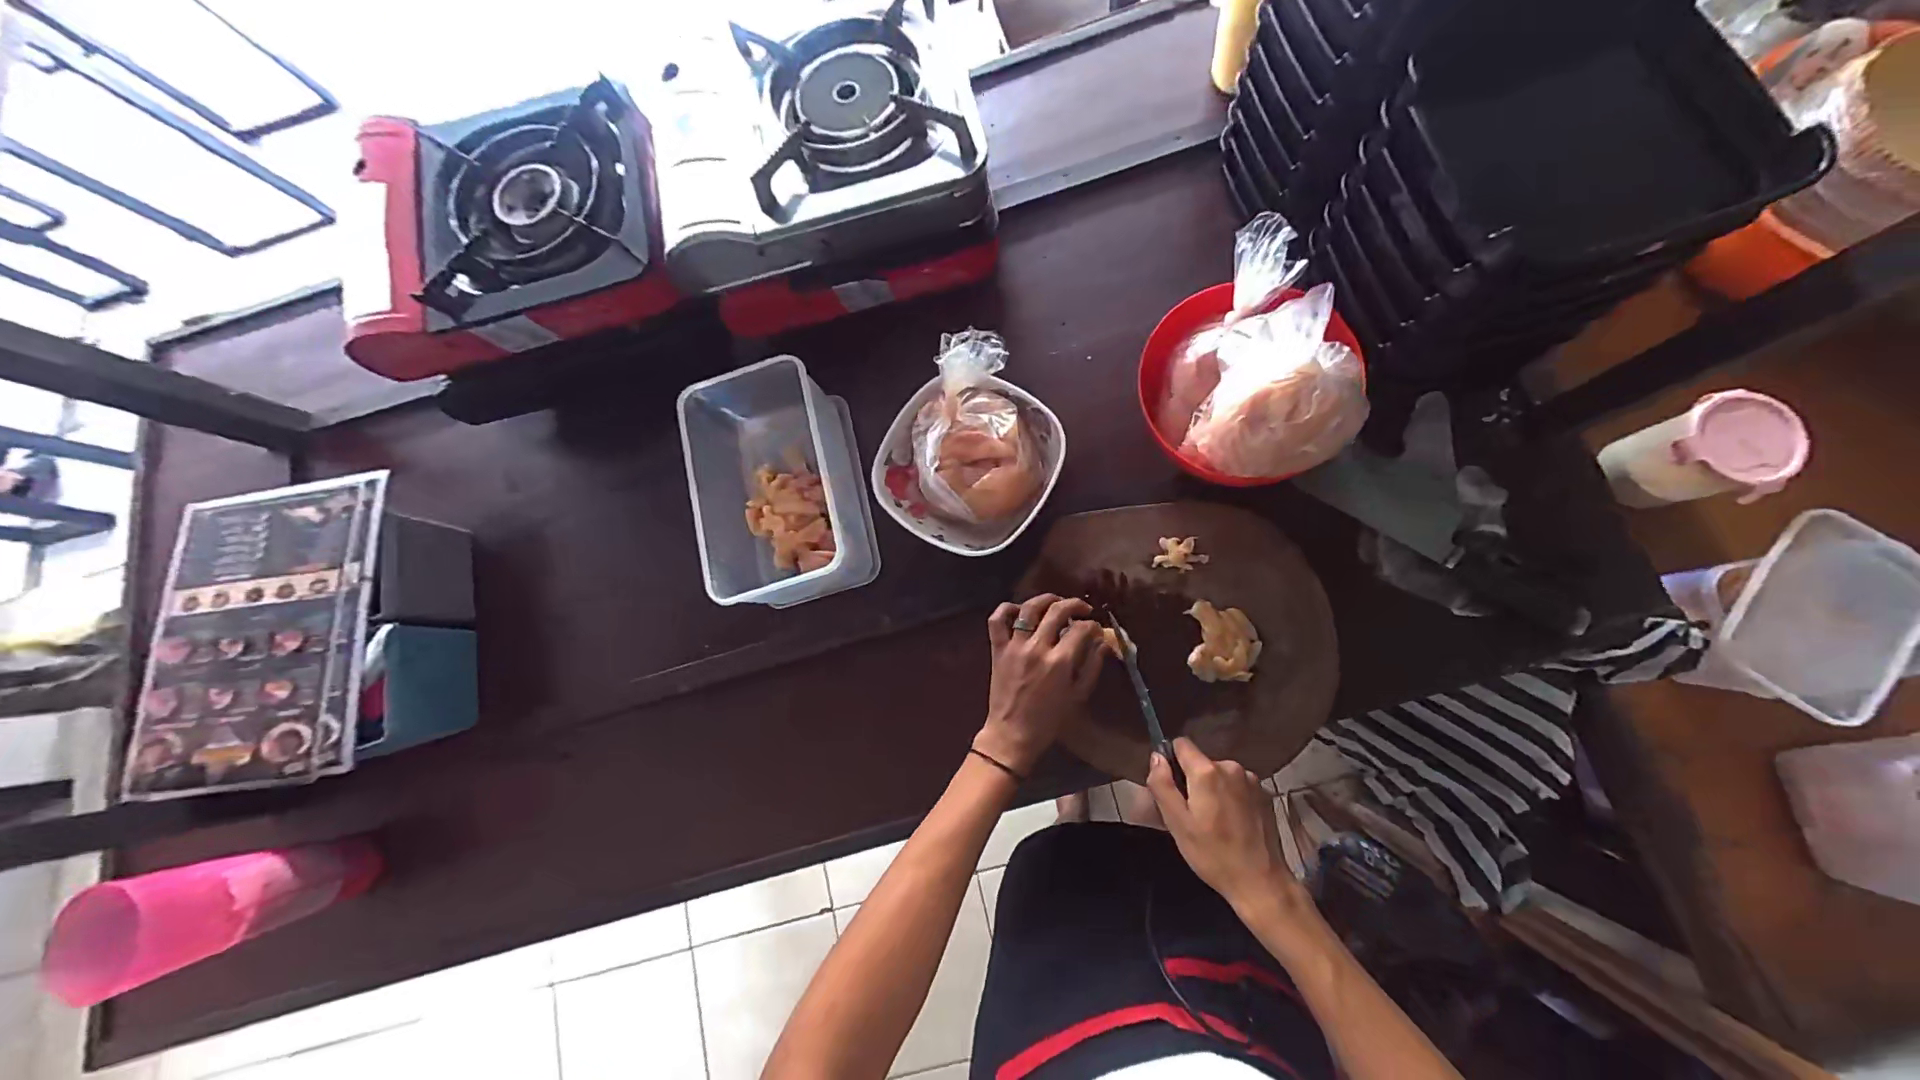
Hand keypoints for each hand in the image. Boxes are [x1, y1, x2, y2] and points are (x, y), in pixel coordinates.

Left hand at [975, 594, 1104, 773]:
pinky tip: (1019, 610)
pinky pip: (996, 620)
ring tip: (1055, 602)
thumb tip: (1103, 642)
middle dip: (1074, 604)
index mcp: (1060, 662)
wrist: (1012, 734)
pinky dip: (1006, 609)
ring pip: (1028, 609)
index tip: (1095, 628)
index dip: (1092, 625)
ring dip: (1045, 599)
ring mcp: (1014, 646)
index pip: (1081, 629)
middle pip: (1057, 611)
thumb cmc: (1049, 719)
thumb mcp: (1078, 695)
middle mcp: (1037, 648)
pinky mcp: (997, 649)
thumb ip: (1092, 665)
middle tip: (1082, 609)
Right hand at [1147, 738, 1306, 918]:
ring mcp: (1251, 780)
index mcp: (1207, 771)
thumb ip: (1162, 785)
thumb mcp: (1177, 823)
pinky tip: (1232, 823)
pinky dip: (1230, 797)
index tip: (1172, 787)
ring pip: (1219, 774)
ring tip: (1213, 820)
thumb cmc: (1213, 854)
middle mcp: (1231, 767)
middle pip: (1201, 762)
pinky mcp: (1264, 794)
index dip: (1171, 761)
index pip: (1181, 744)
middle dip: (1192, 780)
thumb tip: (1157, 757)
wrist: (1261, 882)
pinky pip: (1236, 785)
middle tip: (1191, 813)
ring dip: (1212, 789)